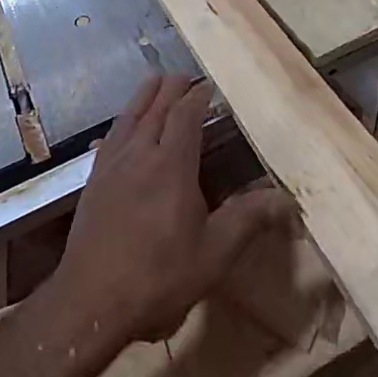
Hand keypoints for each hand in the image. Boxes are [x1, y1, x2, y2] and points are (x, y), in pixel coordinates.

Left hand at [48, 75, 292, 344]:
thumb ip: (249, 219)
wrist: (90, 301)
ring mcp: (110, 167)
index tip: (210, 85)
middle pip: (154, 109)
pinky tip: (121, 129)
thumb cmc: (158, 277)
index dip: (198, 96)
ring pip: (128, 118)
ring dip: (143, 97)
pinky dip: (122, 122)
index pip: (185, 116)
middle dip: (171, 88)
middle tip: (184, 75)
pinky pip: (110, 139)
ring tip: (153, 83)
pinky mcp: (92, 183)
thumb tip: (287, 199)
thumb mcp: (214, 253)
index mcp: (170, 165)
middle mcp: (138, 155)